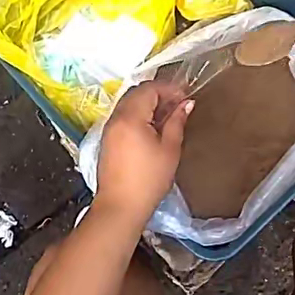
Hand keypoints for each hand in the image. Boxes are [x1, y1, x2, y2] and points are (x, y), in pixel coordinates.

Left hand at [93, 81, 192, 224]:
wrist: (121, 206)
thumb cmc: (149, 179)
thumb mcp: (169, 149)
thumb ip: (177, 122)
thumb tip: (186, 104)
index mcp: (130, 117)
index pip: (149, 89)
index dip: (169, 89)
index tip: (185, 97)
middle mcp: (116, 118)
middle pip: (136, 92)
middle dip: (158, 93)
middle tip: (178, 104)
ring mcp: (109, 128)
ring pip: (128, 103)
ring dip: (147, 104)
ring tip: (167, 116)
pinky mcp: (107, 139)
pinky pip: (123, 116)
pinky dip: (138, 114)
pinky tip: (152, 128)